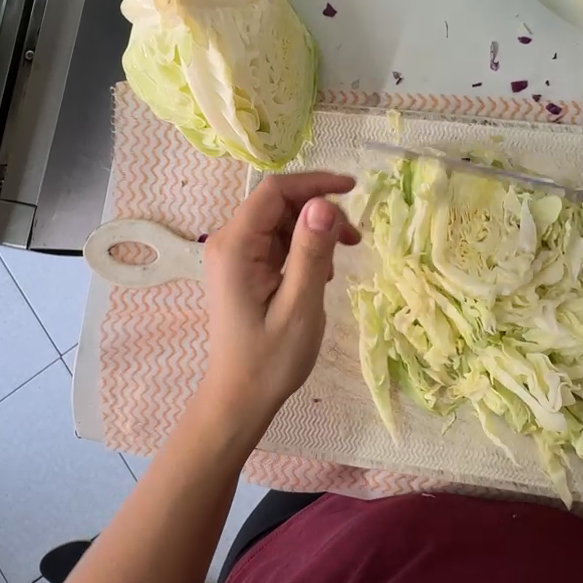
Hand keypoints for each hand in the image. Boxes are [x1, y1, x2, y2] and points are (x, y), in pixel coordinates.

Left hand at [199, 172, 360, 425]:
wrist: (239, 398)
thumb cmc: (269, 359)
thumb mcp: (299, 306)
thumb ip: (310, 252)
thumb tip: (323, 204)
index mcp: (236, 246)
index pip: (274, 191)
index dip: (314, 183)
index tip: (353, 190)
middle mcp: (228, 242)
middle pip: (277, 203)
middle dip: (318, 210)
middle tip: (354, 238)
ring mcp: (233, 255)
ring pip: (280, 221)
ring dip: (313, 230)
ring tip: (340, 259)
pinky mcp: (242, 268)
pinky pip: (276, 241)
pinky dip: (302, 248)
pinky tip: (320, 274)